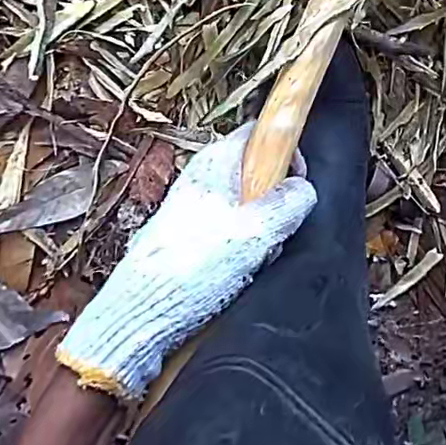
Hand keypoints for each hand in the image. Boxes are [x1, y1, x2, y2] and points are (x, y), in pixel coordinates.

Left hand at [56, 122, 315, 399]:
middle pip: (257, 171)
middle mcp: (202, 174)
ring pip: (245, 204)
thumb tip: (305, 190)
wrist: (140, 312)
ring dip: (258, 229)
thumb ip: (288, 204)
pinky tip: (235, 272)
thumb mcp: (257, 231)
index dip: (287, 152)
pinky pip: (228, 228)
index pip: (261, 132)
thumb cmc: (191, 265)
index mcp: (217, 159)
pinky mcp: (187, 232)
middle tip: (274, 230)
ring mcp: (193, 203)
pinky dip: (239, 246)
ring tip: (252, 258)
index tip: (296, 182)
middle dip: (274, 201)